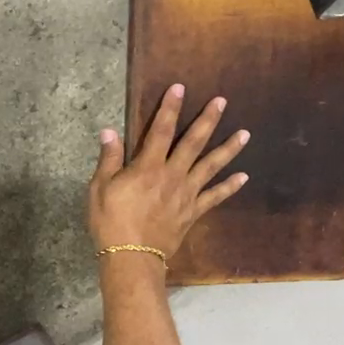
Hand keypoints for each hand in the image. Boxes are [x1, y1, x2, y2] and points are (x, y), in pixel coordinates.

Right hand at [88, 84, 249, 261]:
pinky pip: (215, 196)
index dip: (170, 108)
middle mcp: (172, 175)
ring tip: (245, 134)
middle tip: (222, 101)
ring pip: (211, 166)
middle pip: (193, 142)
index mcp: (148, 167)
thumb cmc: (110, 221)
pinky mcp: (193, 212)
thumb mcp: (99, 188)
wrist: (131, 256)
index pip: (160, 130)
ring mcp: (186, 194)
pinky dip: (230, 186)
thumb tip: (109, 131)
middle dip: (207, 120)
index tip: (179, 88)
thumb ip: (109, 159)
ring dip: (228, 148)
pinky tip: (244, 177)